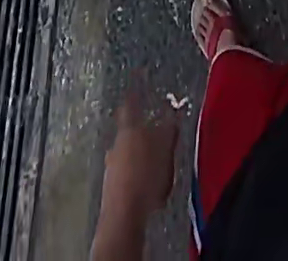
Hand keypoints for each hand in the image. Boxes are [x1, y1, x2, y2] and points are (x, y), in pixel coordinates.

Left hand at [96, 88, 177, 234]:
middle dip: (145, 125)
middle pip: (131, 127)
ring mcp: (112, 163)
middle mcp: (117, 143)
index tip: (139, 73)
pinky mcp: (113, 182)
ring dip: (143, 148)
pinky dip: (139, 165)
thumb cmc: (147, 175)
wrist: (124, 215)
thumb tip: (175, 110)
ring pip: (130, 148)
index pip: (132, 102)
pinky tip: (151, 176)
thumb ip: (171, 126)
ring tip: (160, 155)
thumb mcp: (167, 146)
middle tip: (161, 125)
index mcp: (130, 129)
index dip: (136, 87)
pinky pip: (129, 166)